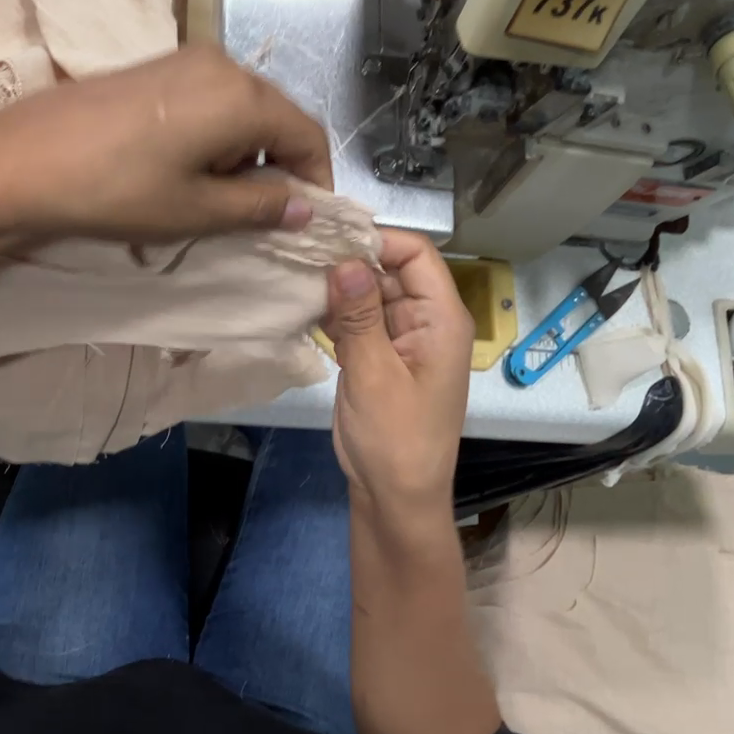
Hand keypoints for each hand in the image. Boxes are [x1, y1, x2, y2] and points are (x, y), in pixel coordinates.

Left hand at [0, 46, 332, 240]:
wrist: (22, 159)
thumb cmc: (117, 190)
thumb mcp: (197, 209)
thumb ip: (260, 206)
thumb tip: (305, 207)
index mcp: (243, 95)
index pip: (308, 133)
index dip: (316, 179)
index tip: (305, 220)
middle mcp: (222, 64)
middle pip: (276, 117)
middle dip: (276, 168)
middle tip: (251, 216)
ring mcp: (184, 59)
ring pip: (241, 111)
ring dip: (241, 155)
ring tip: (206, 198)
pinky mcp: (154, 67)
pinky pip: (207, 102)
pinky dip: (212, 138)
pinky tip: (178, 170)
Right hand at [324, 230, 472, 518]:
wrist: (394, 496)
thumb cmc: (396, 439)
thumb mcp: (375, 375)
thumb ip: (360, 315)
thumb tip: (344, 259)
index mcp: (440, 319)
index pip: (415, 254)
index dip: (376, 240)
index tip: (327, 238)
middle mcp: (423, 321)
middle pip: (389, 270)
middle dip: (348, 262)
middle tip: (297, 255)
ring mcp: (398, 340)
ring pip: (368, 295)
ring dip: (336, 289)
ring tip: (292, 276)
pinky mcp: (376, 358)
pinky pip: (357, 322)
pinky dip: (333, 315)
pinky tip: (301, 308)